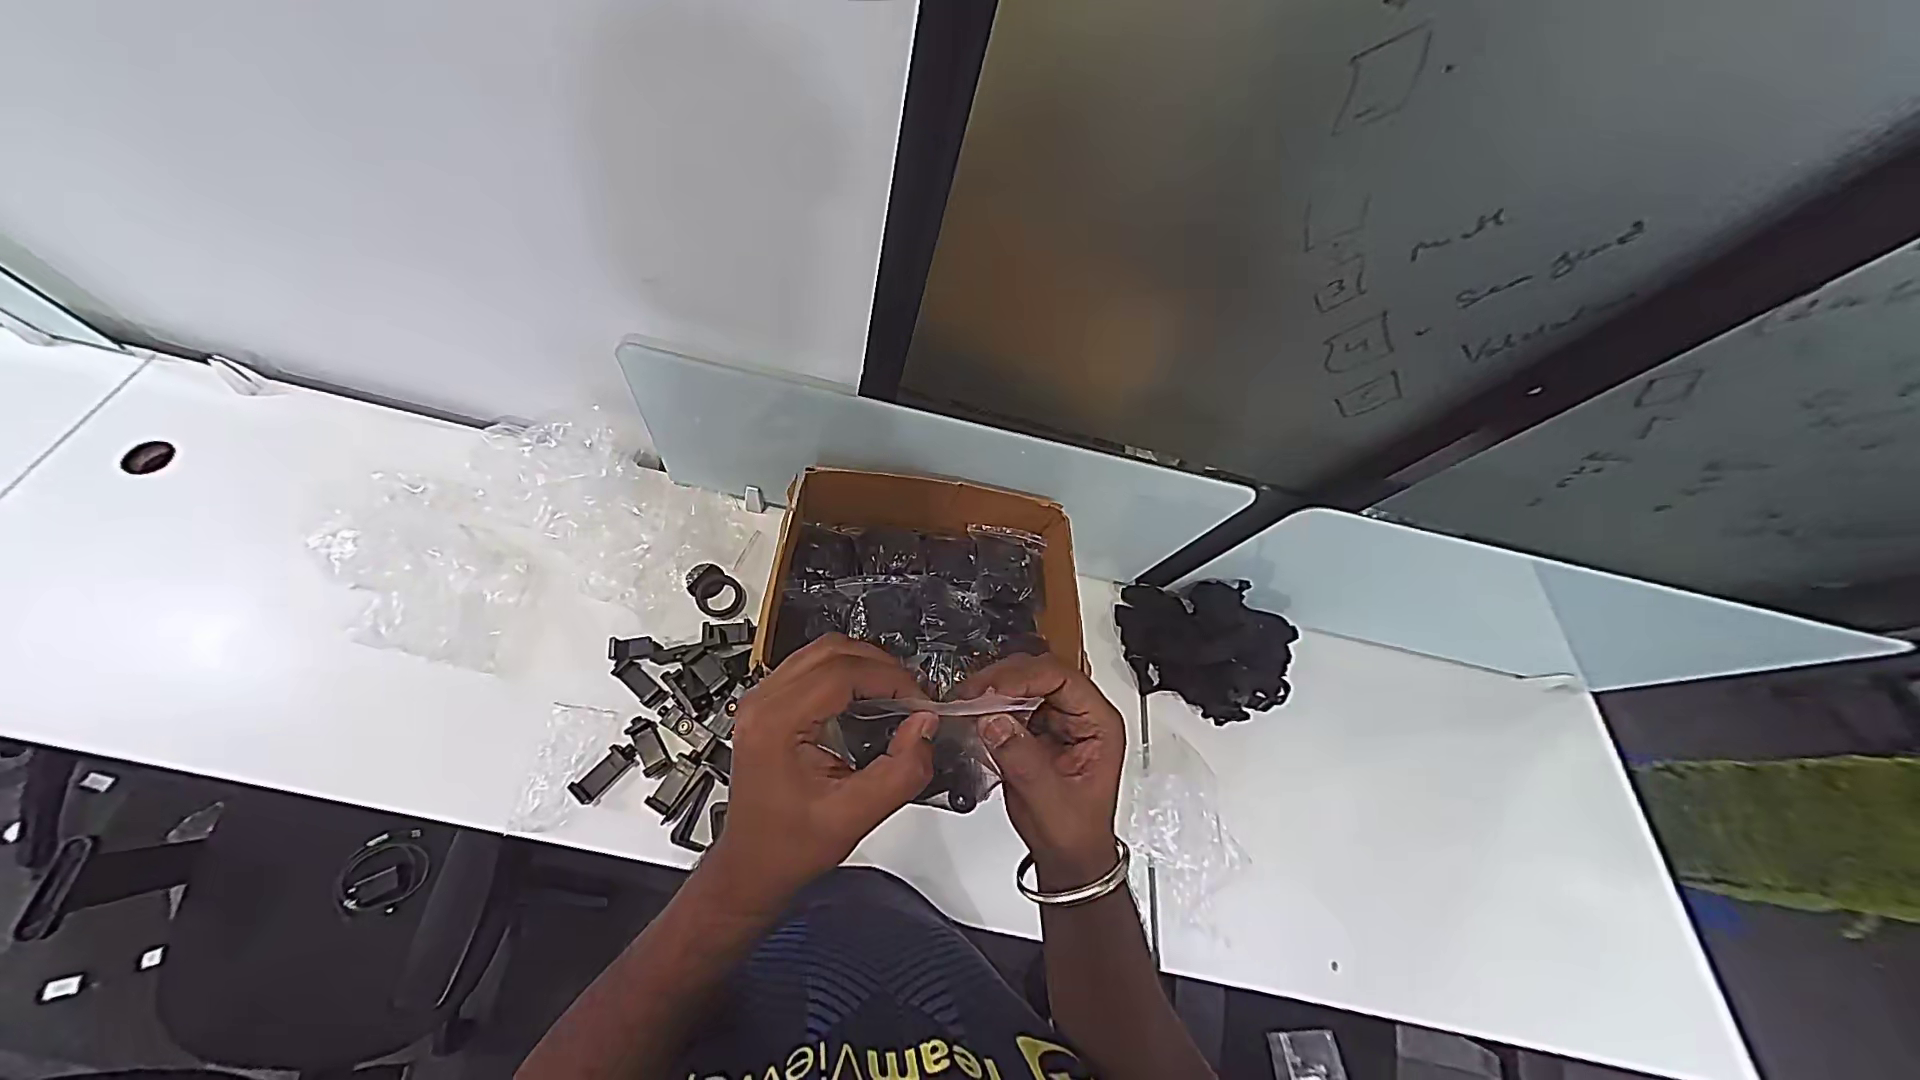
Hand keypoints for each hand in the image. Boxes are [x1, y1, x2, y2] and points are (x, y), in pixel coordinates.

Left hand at [705, 634, 935, 900]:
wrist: (752, 865)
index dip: (888, 678)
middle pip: (832, 650)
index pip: (841, 671)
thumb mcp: (853, 817)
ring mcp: (762, 700)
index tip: (916, 699)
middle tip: (910, 693)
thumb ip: (899, 772)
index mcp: (775, 725)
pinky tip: (869, 698)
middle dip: (880, 665)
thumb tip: (924, 727)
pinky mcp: (771, 704)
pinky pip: (814, 665)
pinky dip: (848, 672)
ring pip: (823, 650)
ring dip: (865, 664)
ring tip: (895, 694)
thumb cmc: (786, 847)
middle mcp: (762, 704)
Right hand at [957, 653, 1125, 889]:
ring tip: (968, 702)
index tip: (993, 689)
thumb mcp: (1050, 802)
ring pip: (1023, 683)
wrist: (1068, 857)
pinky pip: (1011, 703)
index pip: (1062, 679)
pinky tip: (974, 714)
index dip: (1025, 677)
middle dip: (1004, 679)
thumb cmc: (1075, 835)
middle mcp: (1080, 714)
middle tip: (973, 693)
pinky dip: (990, 705)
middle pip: (1041, 673)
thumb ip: (1022, 760)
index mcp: (1098, 724)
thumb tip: (995, 720)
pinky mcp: (1036, 727)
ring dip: (994, 689)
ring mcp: (1057, 719)